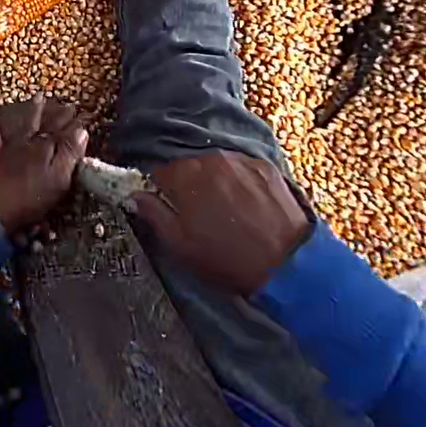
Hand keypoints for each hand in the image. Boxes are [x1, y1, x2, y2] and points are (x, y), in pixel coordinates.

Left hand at [0, 96, 85, 233]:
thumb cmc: (31, 197)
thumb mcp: (58, 179)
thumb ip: (70, 154)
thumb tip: (82, 131)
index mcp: (46, 149)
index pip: (65, 133)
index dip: (75, 125)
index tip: (83, 115)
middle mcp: (29, 143)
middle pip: (46, 126)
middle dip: (58, 115)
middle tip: (68, 104)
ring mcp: (10, 148)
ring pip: (24, 125)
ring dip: (32, 111)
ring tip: (38, 96)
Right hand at [129, 151, 314, 295]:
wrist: (291, 266)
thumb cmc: (227, 259)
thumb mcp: (180, 245)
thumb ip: (153, 214)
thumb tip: (135, 196)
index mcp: (184, 176)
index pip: (159, 173)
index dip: (162, 192)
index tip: (171, 209)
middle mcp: (210, 159)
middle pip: (188, 167)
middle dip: (189, 186)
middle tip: (201, 216)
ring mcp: (240, 161)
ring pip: (216, 166)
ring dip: (215, 182)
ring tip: (228, 212)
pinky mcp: (266, 167)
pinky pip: (242, 169)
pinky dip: (240, 182)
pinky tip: (249, 207)